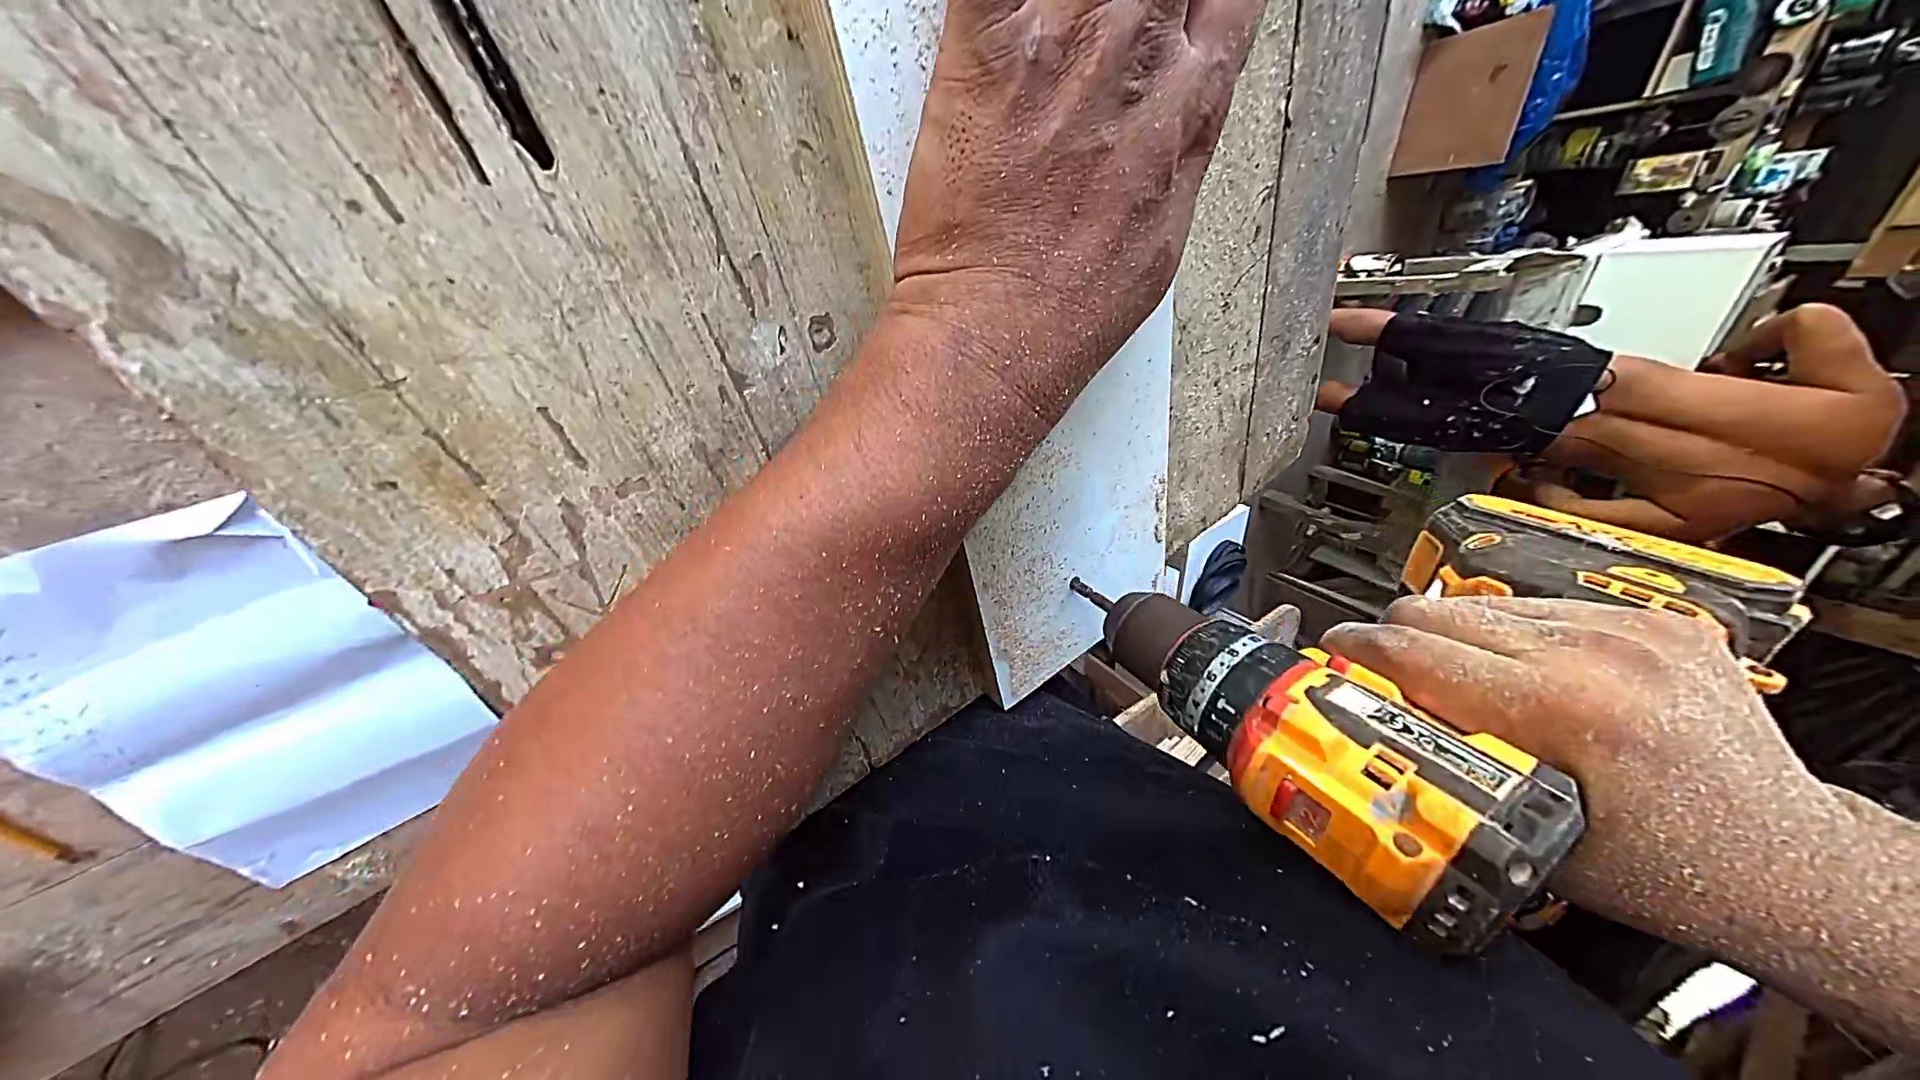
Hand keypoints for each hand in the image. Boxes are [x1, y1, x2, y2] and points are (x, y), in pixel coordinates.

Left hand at [889, 0, 1263, 412]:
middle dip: (1137, 1)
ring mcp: (1061, 45)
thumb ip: (1180, 149)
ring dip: (1077, 5)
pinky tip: (1010, 27)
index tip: (1173, 13)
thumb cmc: (1072, 306)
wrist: (997, 331)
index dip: (1195, 0)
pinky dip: (1003, 2)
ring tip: (1056, 56)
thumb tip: (1181, 117)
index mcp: (1188, 101)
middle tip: (1107, 37)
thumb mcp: (1165, 232)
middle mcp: (1135, 56)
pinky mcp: (984, 50)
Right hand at [1321, 597, 1835, 938]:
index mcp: (1563, 706)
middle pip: (1429, 611)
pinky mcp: (1647, 618)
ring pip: (1473, 604)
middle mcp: (1597, 652)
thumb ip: (1436, 763)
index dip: (1352, 650)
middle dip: (1391, 642)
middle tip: (1383, 676)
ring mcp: (1629, 627)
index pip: (1408, 648)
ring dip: (1445, 639)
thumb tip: (1367, 718)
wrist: (1795, 865)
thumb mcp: (1522, 827)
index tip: (1331, 657)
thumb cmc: (1672, 868)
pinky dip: (1499, 636)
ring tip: (1454, 682)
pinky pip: (1527, 607)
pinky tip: (1514, 675)